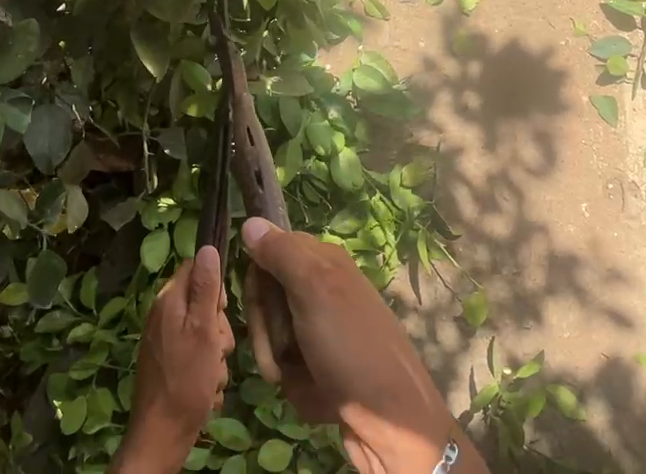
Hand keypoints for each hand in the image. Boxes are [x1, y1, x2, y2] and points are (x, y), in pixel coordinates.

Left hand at [110, 245, 233, 473]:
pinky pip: (199, 357)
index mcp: (169, 300)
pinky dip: (206, 373)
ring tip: (210, 375)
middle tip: (216, 349)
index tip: (222, 309)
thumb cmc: (186, 379)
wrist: (162, 433)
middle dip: (219, 329)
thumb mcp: (202, 330)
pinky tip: (205, 389)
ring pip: (206, 334)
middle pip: (204, 304)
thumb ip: (205, 289)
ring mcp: (167, 341)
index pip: (195, 268)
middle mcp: (165, 315)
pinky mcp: (171, 364)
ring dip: (216, 356)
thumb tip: (208, 246)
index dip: (214, 286)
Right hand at [241, 217, 481, 473]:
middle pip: (268, 295)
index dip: (257, 283)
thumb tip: (251, 221)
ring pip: (275, 332)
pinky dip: (295, 379)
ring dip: (277, 358)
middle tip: (276, 356)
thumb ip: (281, 253)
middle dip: (264, 327)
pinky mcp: (325, 362)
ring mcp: (324, 328)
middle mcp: (324, 288)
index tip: (259, 309)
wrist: (393, 424)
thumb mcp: (314, 292)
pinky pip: (292, 362)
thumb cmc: (352, 350)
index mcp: (323, 261)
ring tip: (291, 379)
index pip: (267, 253)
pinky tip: (312, 392)